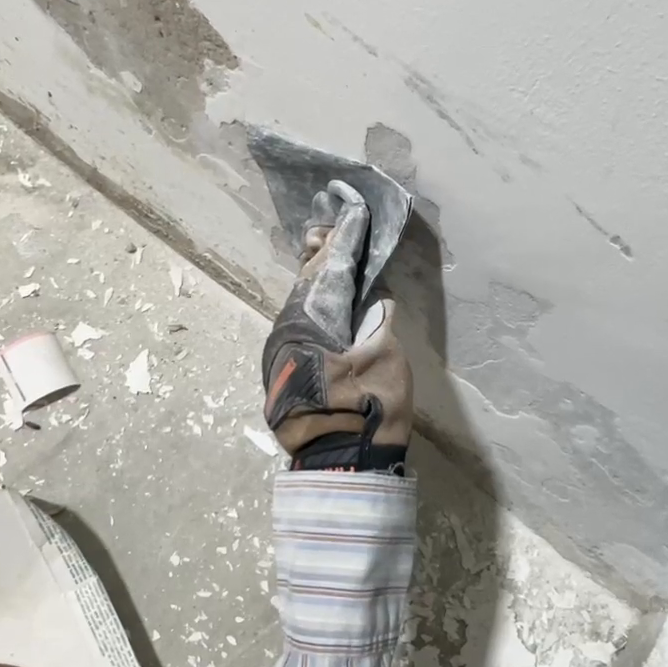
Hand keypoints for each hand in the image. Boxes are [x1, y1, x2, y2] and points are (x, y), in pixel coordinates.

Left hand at [261, 181, 412, 469]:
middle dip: (320, 250)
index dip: (346, 236)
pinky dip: (310, 300)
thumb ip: (377, 321)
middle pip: (308, 279)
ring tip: (319, 246)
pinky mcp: (283, 367)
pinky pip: (298, 320)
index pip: (333, 266)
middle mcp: (289, 326)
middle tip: (325, 219)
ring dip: (312, 274)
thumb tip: (372, 302)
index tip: (350, 207)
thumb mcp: (386, 356)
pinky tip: (315, 294)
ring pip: (299, 300)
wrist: (339, 460)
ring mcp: (281, 348)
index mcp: (314, 316)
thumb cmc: (369, 406)